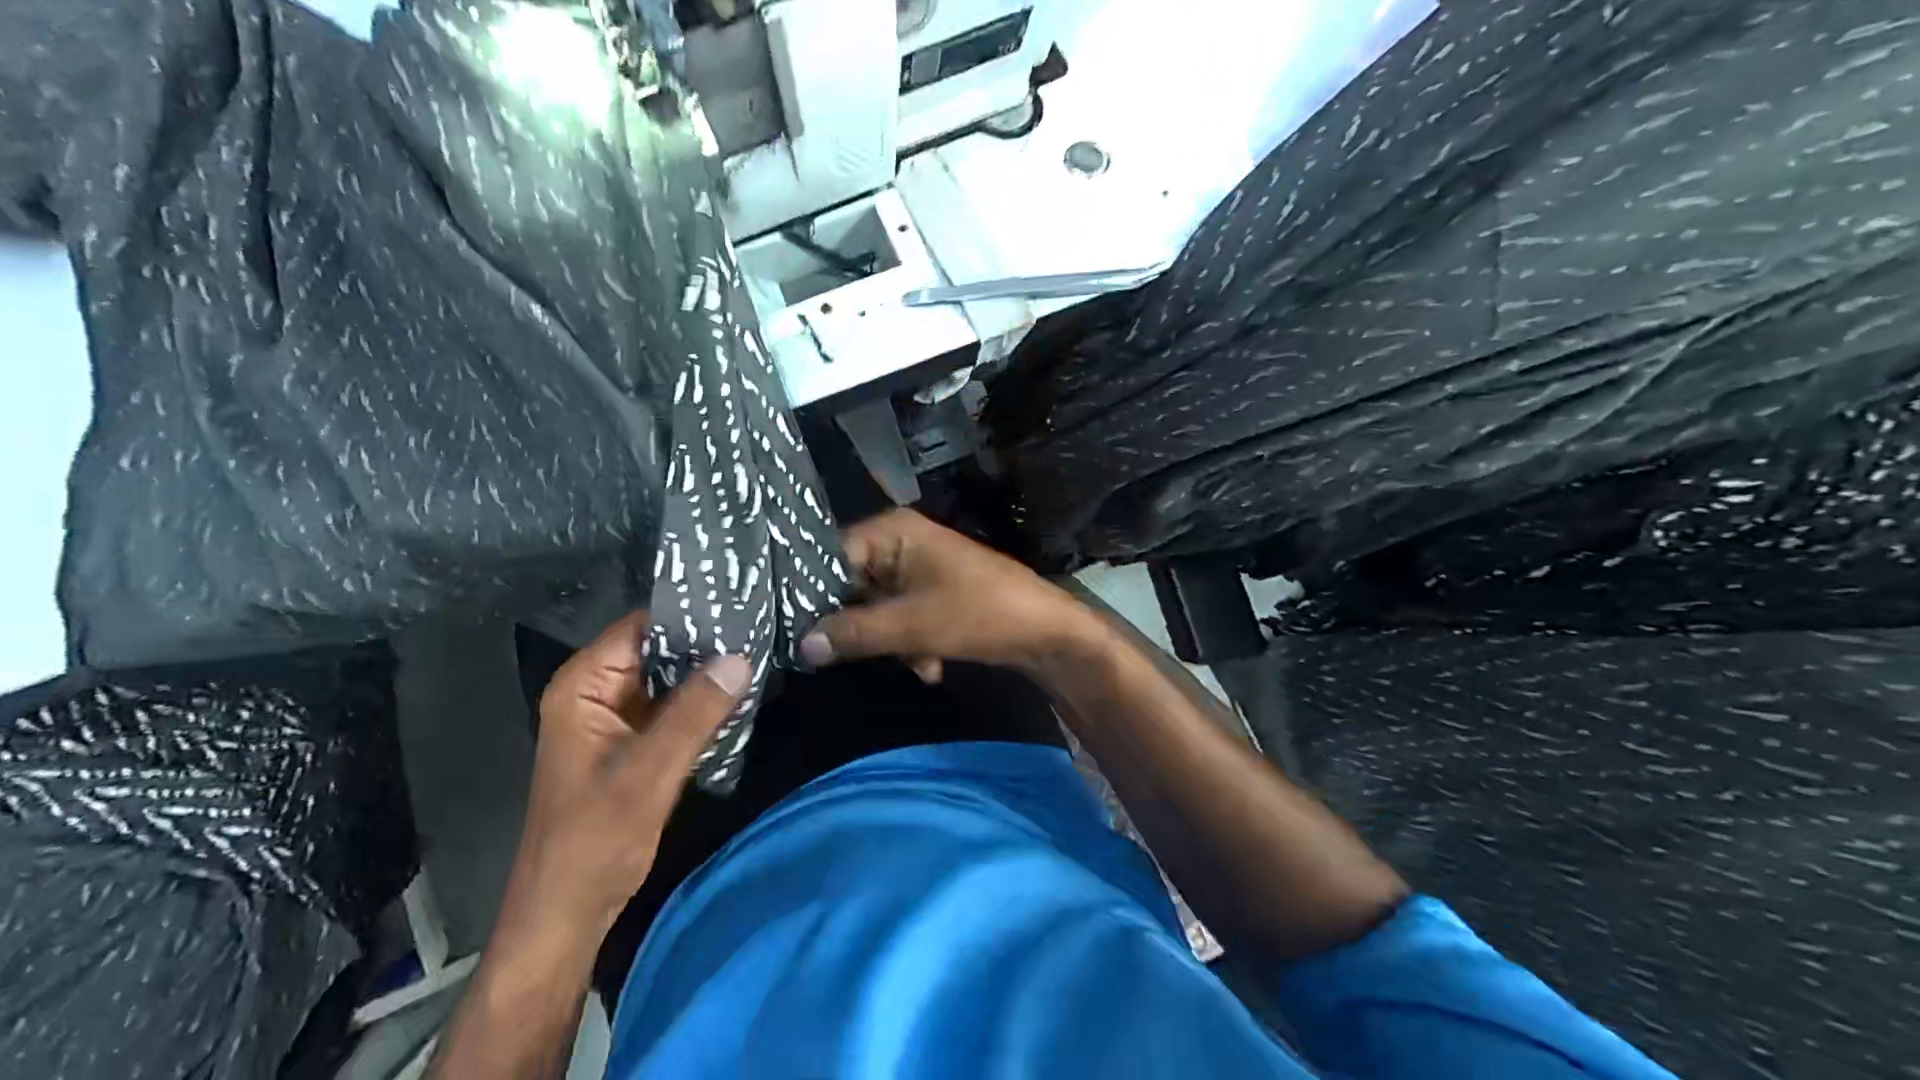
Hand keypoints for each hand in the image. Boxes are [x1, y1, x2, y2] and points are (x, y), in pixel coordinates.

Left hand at [500, 611, 750, 942]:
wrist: (567, 914)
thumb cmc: (593, 841)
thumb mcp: (649, 772)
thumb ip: (695, 712)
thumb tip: (741, 657)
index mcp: (583, 685)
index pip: (642, 627)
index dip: (690, 614)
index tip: (744, 604)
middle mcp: (598, 692)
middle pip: (660, 649)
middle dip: (708, 643)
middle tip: (765, 628)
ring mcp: (617, 718)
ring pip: (672, 679)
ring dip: (710, 673)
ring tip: (764, 652)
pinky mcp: (636, 743)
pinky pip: (676, 707)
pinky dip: (706, 702)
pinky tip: (744, 694)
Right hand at [799, 508, 1103, 681]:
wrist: (1046, 631)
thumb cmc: (978, 614)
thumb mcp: (910, 627)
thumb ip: (852, 634)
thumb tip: (801, 647)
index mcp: (892, 530)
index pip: (829, 556)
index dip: (814, 596)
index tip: (796, 634)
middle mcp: (900, 541)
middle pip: (853, 585)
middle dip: (864, 627)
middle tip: (865, 656)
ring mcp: (919, 565)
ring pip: (877, 607)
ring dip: (892, 641)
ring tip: (919, 661)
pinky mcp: (934, 590)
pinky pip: (902, 615)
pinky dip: (911, 642)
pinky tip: (931, 665)